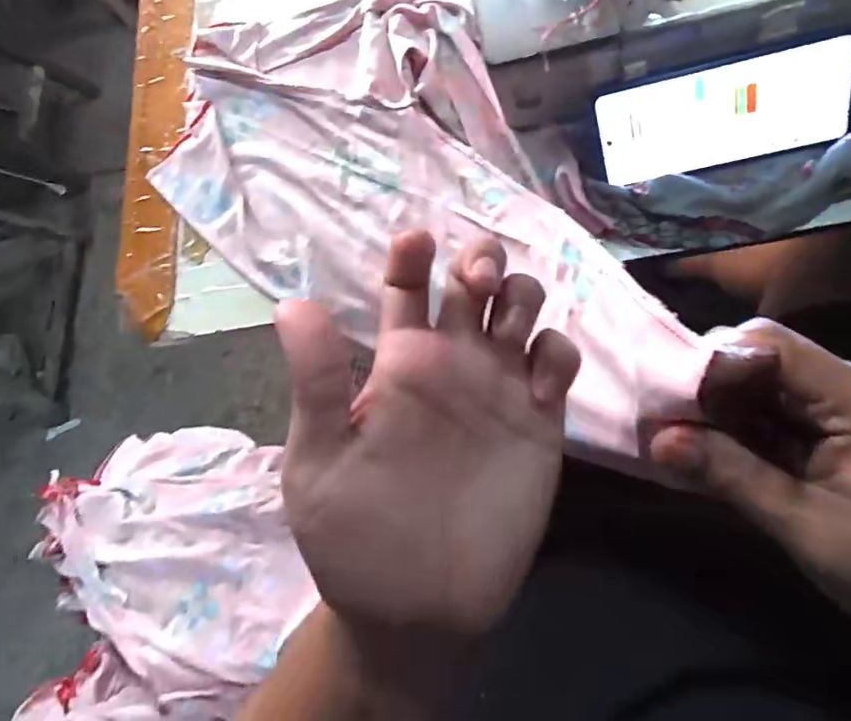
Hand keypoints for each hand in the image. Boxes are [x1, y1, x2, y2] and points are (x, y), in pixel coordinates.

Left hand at [274, 229, 581, 640]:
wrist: (415, 608)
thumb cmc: (356, 532)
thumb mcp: (319, 460)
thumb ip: (317, 382)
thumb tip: (292, 303)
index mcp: (401, 360)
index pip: (407, 286)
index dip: (412, 255)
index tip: (415, 242)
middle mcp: (455, 360)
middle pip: (477, 279)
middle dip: (482, 259)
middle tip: (476, 281)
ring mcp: (501, 385)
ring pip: (523, 306)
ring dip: (521, 297)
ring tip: (504, 332)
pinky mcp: (540, 417)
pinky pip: (558, 359)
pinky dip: (555, 355)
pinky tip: (538, 389)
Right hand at [648, 318, 850, 675]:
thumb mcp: (809, 528)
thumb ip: (734, 476)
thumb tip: (660, 438)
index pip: (775, 344)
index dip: (718, 357)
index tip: (671, 389)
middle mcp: (847, 389)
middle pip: (766, 356)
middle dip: (713, 378)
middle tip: (667, 411)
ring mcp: (840, 412)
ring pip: (766, 384)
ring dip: (723, 403)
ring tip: (677, 426)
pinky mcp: (832, 436)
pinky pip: (776, 413)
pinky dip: (741, 426)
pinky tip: (710, 445)